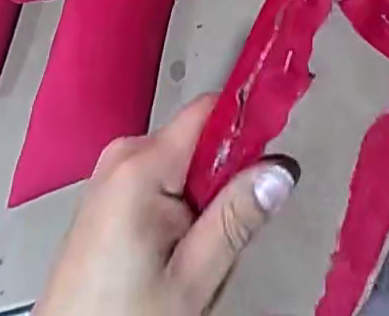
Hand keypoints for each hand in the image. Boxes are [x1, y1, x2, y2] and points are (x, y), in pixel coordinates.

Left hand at [35, 94, 298, 315]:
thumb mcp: (191, 279)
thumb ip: (236, 217)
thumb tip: (282, 168)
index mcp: (140, 164)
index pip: (210, 109)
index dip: (247, 123)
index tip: (273, 154)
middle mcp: (123, 156)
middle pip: (200, 141)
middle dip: (223, 182)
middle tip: (221, 239)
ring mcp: (110, 175)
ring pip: (184, 165)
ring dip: (202, 202)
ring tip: (191, 258)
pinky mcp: (106, 195)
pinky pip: (161, 180)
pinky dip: (178, 210)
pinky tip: (169, 256)